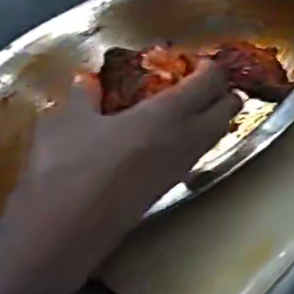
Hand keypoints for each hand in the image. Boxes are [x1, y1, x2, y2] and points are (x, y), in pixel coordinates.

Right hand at [0, 62, 237, 272]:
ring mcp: (186, 162)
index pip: (212, 81)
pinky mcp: (175, 182)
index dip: (210, 67)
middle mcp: (190, 135)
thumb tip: (86, 80)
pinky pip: (201, 150)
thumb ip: (83, 97)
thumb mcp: (64, 123)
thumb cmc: (66, 169)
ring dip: (213, 114)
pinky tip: (168, 135)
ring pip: (220, 129)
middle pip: (230, 105)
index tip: (196, 60)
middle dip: (222, 89)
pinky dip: (197, 135)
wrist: (62, 232)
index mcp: (171, 113)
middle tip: (197, 81)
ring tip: (184, 105)